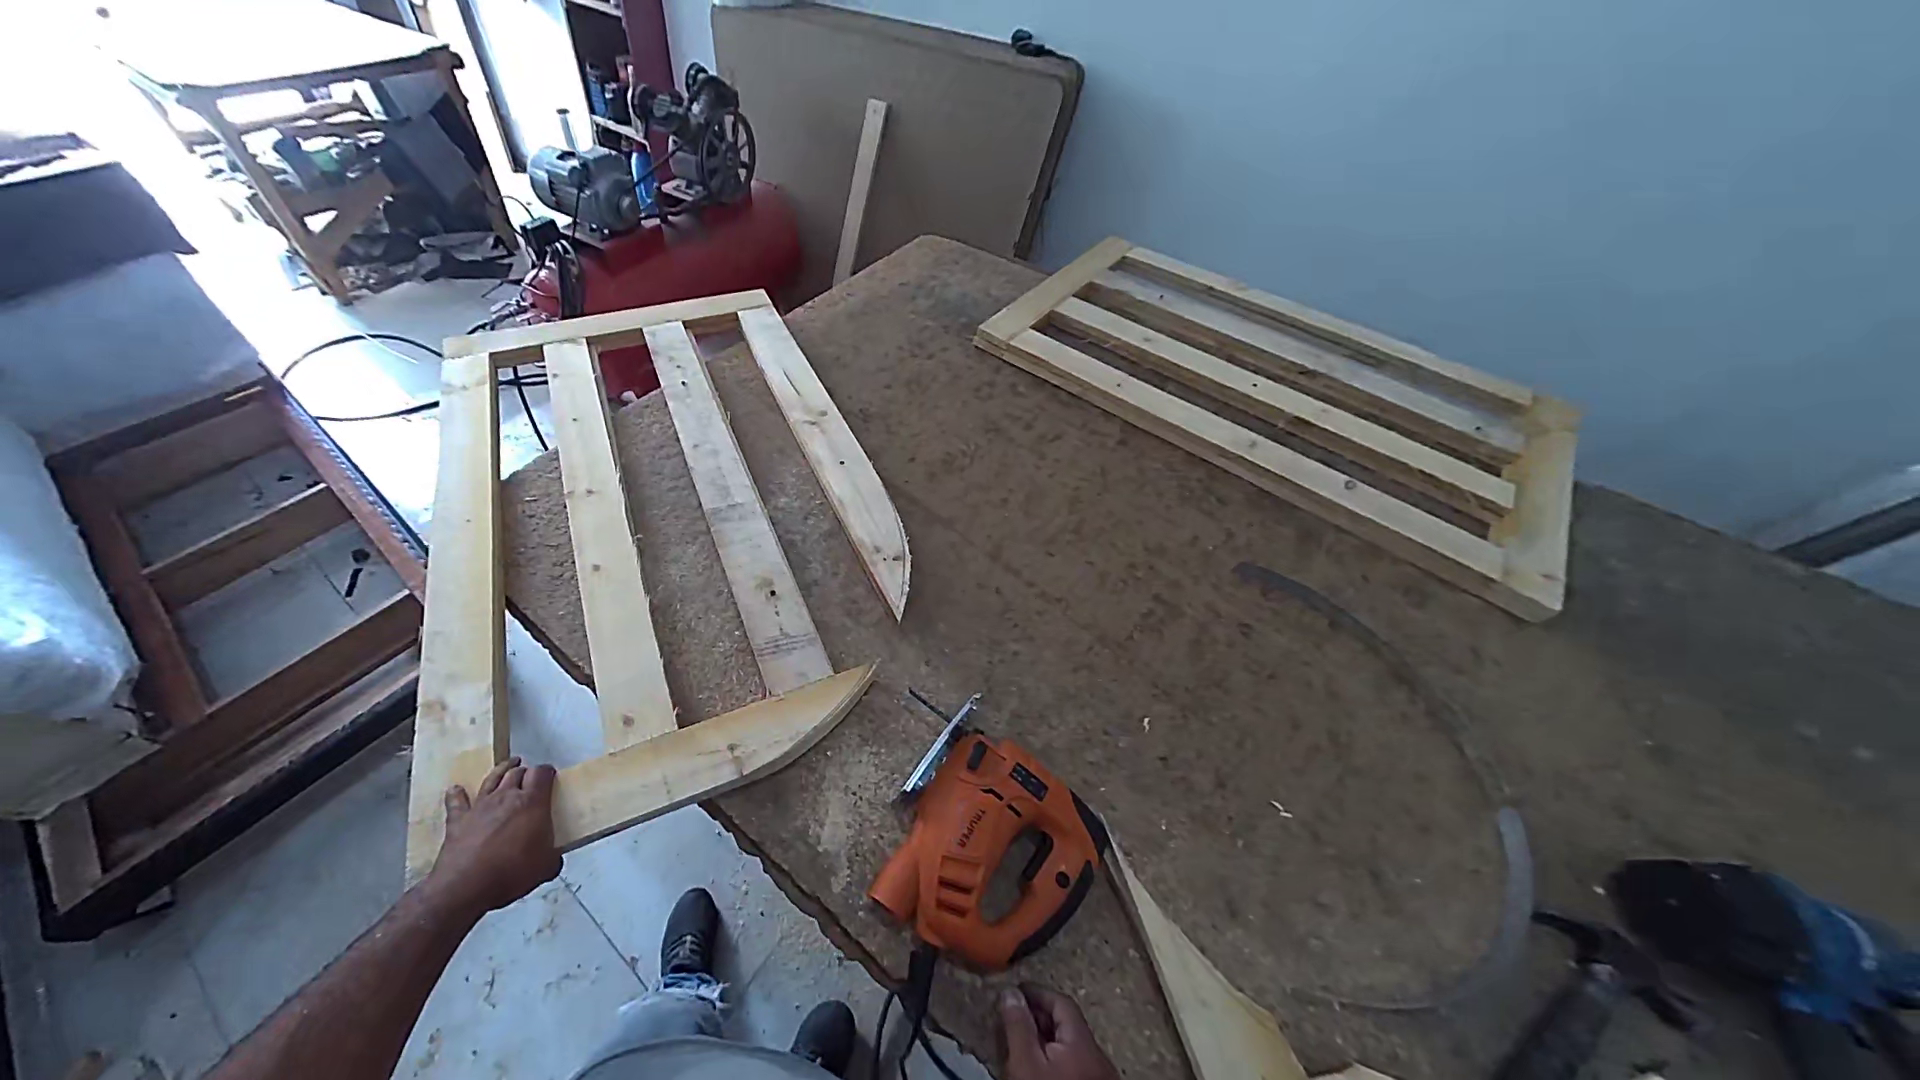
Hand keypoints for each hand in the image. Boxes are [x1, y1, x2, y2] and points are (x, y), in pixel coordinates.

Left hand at [422, 757, 561, 919]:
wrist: (464, 888)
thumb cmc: (511, 872)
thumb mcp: (545, 866)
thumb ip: (553, 856)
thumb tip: (553, 859)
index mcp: (532, 802)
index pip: (542, 773)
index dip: (547, 772)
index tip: (550, 776)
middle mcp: (506, 797)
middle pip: (517, 773)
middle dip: (525, 771)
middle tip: (530, 775)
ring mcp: (480, 807)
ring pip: (492, 779)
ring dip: (501, 770)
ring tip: (508, 764)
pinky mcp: (458, 821)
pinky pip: (457, 803)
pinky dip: (456, 795)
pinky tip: (455, 789)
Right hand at [999, 985, 1120, 1079]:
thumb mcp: (1025, 1063)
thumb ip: (1018, 1025)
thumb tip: (1010, 993)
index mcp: (1082, 1042)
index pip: (1061, 1002)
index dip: (1037, 993)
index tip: (1015, 991)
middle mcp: (1097, 1057)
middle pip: (1067, 1025)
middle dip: (1040, 1016)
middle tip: (1014, 1015)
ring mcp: (1098, 1079)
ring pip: (1070, 1048)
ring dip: (1045, 1040)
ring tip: (1020, 1043)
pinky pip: (1073, 1067)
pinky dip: (1053, 1061)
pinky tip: (1037, 1070)